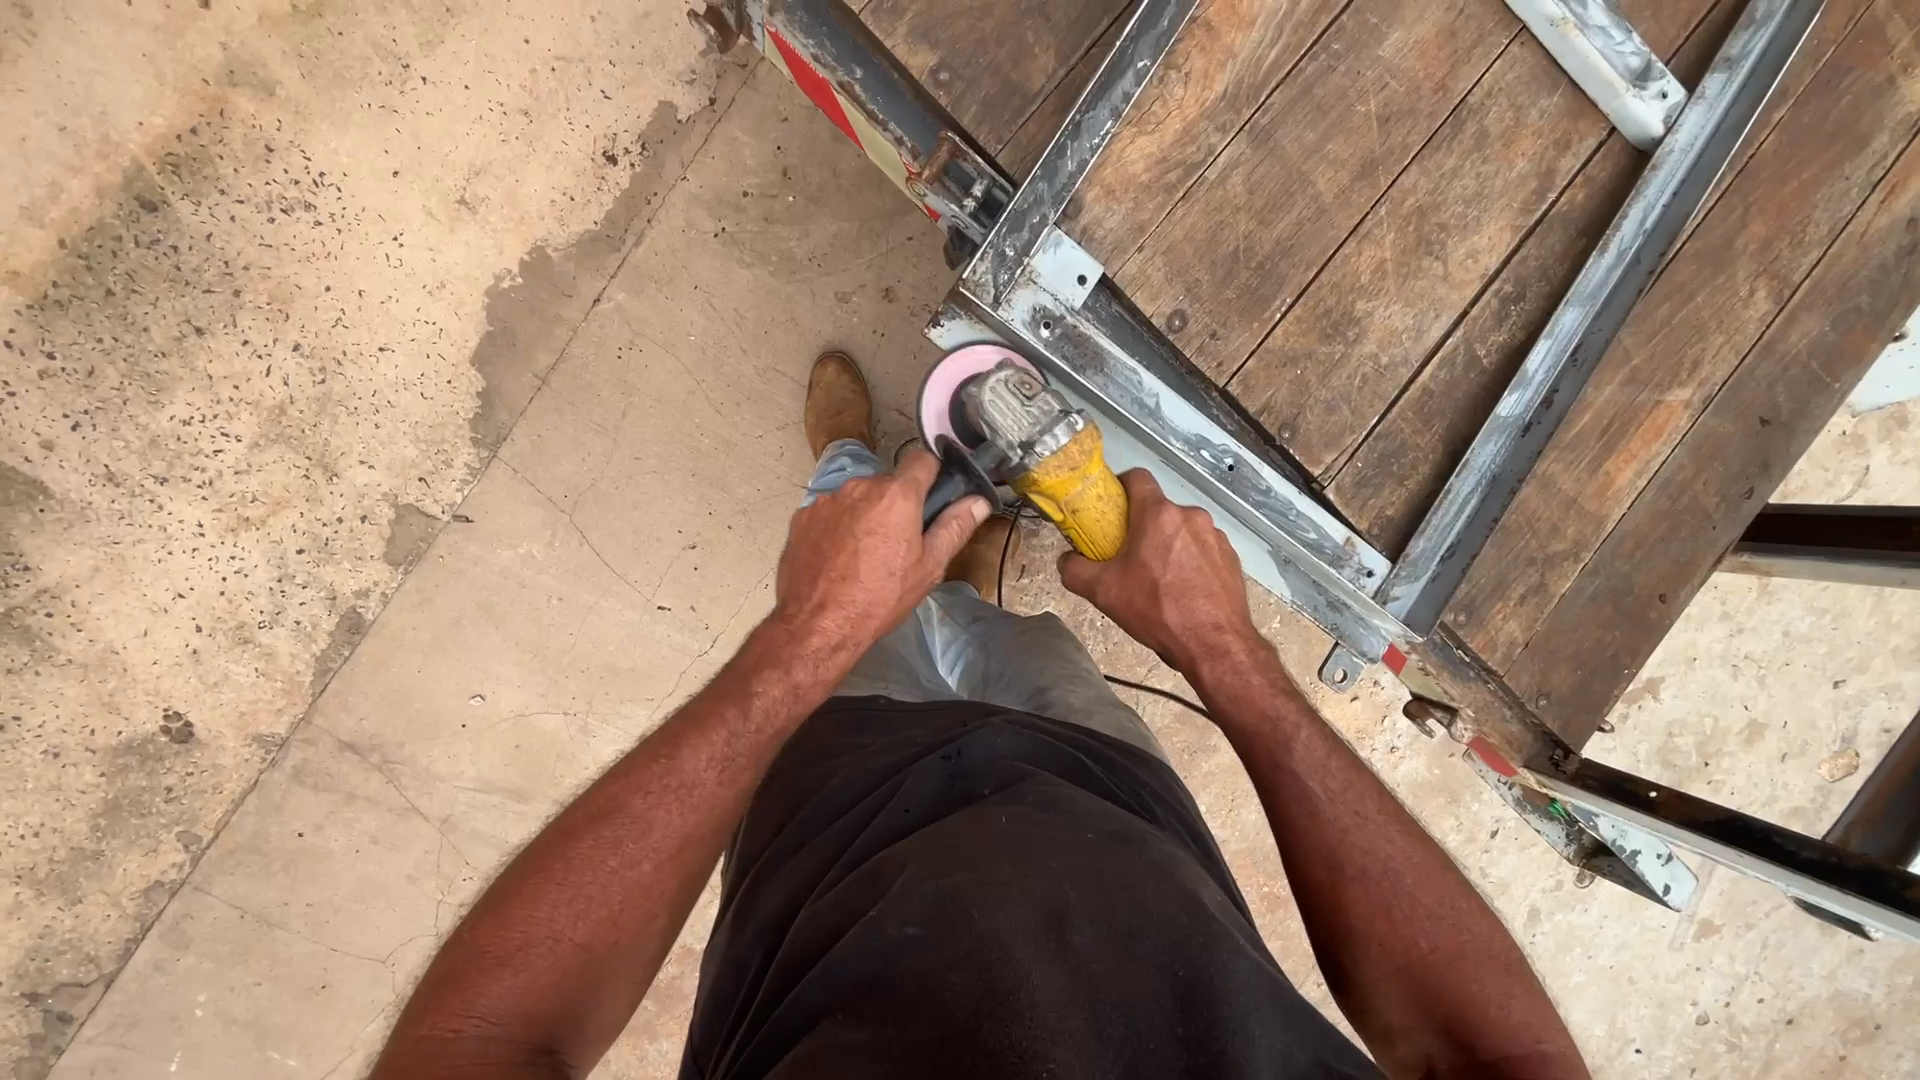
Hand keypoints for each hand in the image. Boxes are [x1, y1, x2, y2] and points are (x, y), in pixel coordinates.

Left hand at [771, 447, 987, 658]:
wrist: (818, 624)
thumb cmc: (880, 598)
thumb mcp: (928, 568)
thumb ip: (955, 527)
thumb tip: (979, 502)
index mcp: (897, 495)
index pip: (922, 459)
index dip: (932, 474)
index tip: (934, 495)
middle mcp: (860, 487)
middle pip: (888, 482)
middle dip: (897, 503)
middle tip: (901, 540)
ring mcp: (828, 500)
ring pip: (858, 497)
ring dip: (866, 514)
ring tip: (866, 554)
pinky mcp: (803, 516)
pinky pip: (831, 512)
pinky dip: (839, 527)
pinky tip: (839, 557)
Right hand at [1058, 469, 1264, 674]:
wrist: (1214, 645)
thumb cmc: (1157, 611)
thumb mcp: (1102, 592)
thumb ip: (1074, 570)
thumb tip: (1066, 561)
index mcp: (1158, 515)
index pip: (1137, 477)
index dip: (1120, 487)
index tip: (1111, 510)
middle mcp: (1190, 516)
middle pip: (1158, 510)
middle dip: (1142, 528)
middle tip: (1128, 558)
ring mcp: (1215, 537)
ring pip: (1182, 531)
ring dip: (1168, 546)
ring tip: (1158, 581)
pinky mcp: (1232, 559)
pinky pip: (1203, 550)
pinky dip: (1191, 563)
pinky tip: (1184, 592)